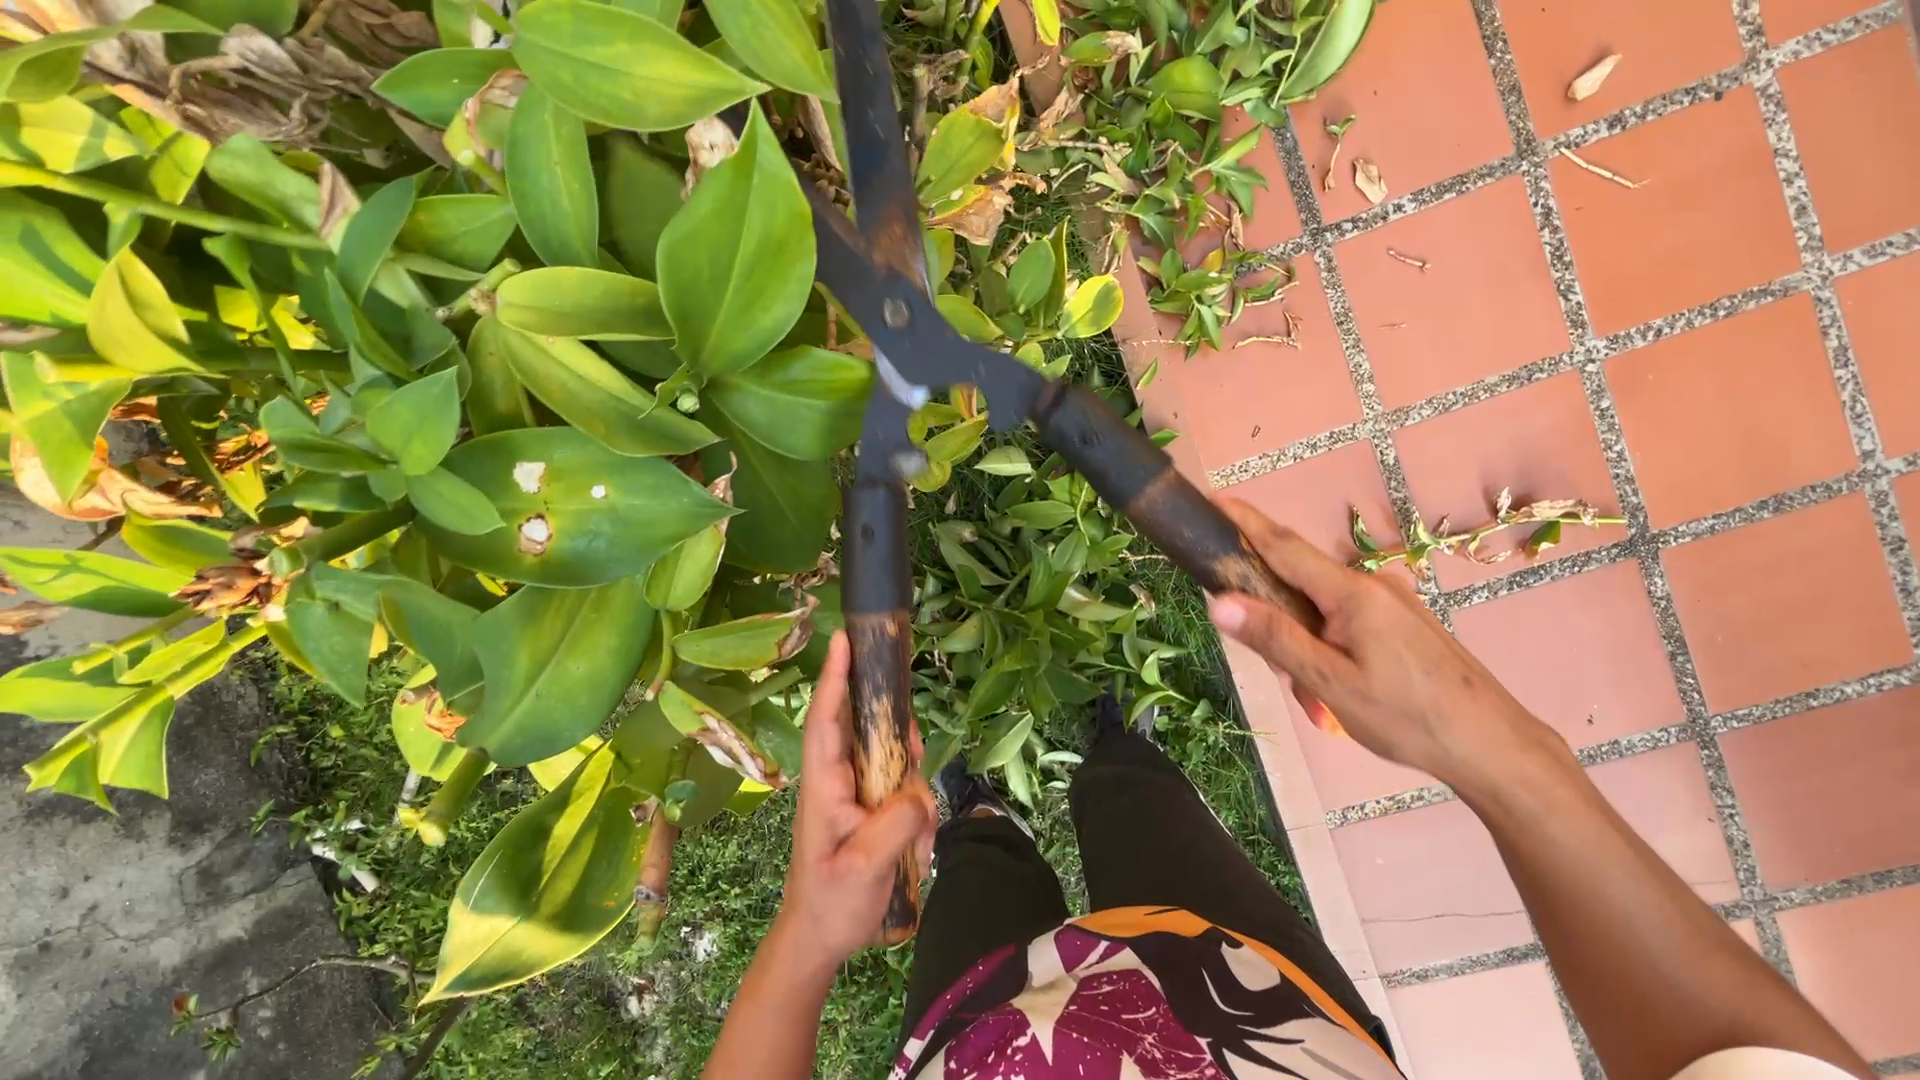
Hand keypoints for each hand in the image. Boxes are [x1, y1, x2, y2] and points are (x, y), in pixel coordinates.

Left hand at [777, 632, 935, 965]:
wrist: (820, 938)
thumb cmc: (831, 902)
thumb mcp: (864, 867)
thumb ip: (895, 823)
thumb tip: (918, 792)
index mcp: (824, 784)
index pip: (826, 720)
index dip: (833, 678)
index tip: (843, 638)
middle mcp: (838, 777)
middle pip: (868, 730)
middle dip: (896, 740)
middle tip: (911, 770)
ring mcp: (856, 791)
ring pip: (894, 761)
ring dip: (913, 792)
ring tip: (914, 845)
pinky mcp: (872, 806)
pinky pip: (904, 788)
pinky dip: (917, 812)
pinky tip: (917, 850)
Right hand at [1207, 498, 1567, 793]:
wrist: (1494, 746)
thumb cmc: (1408, 717)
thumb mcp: (1331, 682)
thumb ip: (1275, 638)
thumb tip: (1220, 602)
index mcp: (1352, 593)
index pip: (1284, 547)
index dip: (1246, 522)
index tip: (1213, 499)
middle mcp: (1372, 585)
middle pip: (1300, 579)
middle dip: (1270, 609)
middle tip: (1275, 665)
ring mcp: (1392, 603)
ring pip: (1322, 607)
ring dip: (1302, 640)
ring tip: (1314, 694)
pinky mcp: (1404, 623)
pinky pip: (1346, 620)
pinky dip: (1326, 644)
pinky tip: (1338, 687)